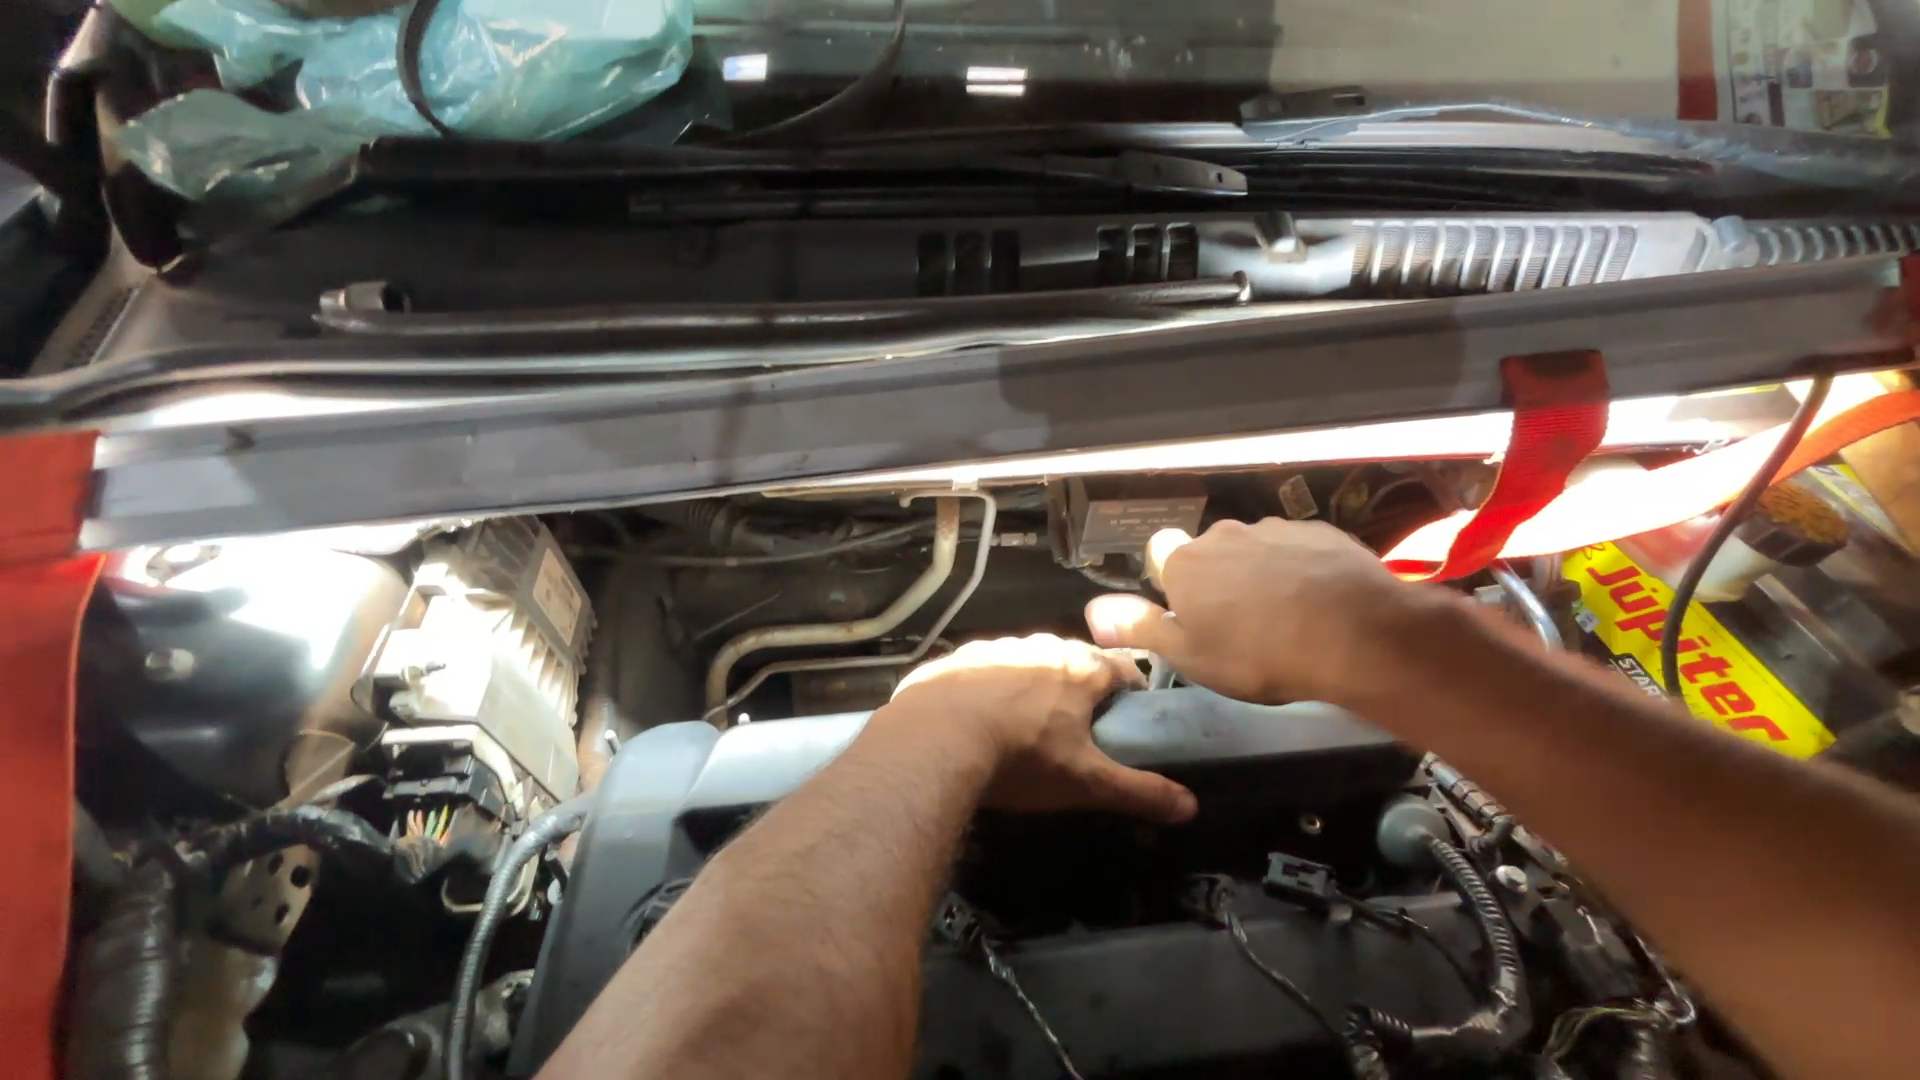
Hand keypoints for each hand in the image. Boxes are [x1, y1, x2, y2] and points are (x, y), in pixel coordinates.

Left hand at [887, 635, 1196, 823]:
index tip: (1129, 720)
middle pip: (1075, 662)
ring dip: (1034, 686)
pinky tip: (977, 719)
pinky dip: (989, 689)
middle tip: (1076, 730)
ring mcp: (995, 647)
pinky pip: (984, 671)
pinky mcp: (955, 658)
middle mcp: (1041, 646)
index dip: (1132, 693)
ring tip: (1023, 727)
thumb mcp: (1086, 782)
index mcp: (1081, 668)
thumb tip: (1191, 806)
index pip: (1124, 668)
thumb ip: (1139, 791)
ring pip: (1028, 663)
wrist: (934, 739)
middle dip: (1081, 690)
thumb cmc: (1022, 757)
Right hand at [1084, 519, 1432, 704]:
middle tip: (1237, 622)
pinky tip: (1317, 603)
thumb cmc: (1257, 653)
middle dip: (1217, 577)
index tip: (1188, 609)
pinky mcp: (1321, 534)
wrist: (1355, 636)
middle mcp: (1225, 535)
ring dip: (1259, 573)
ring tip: (1283, 616)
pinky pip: (1297, 550)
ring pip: (1255, 549)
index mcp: (1186, 563)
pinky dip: (1299, 570)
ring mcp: (1276, 530)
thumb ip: (1138, 627)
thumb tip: (1091, 610)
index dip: (1170, 578)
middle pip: (1209, 551)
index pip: (1159, 551)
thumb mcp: (1188, 654)